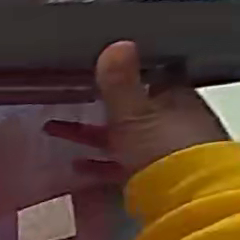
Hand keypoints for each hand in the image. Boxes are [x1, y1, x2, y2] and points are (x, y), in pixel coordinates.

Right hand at [47, 41, 230, 180]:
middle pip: (135, 107)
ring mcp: (161, 149)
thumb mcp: (135, 113)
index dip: (136, 69)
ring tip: (54, 129)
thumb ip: (121, 83)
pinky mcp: (148, 174)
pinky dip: (95, 162)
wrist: (186, 196)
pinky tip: (74, 164)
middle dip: (103, 104)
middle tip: (72, 96)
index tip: (109, 64)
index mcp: (176, 101)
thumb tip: (117, 43)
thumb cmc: (163, 147)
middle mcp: (172, 122)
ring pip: (121, 135)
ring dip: (90, 133)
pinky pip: (116, 163)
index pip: (158, 77)